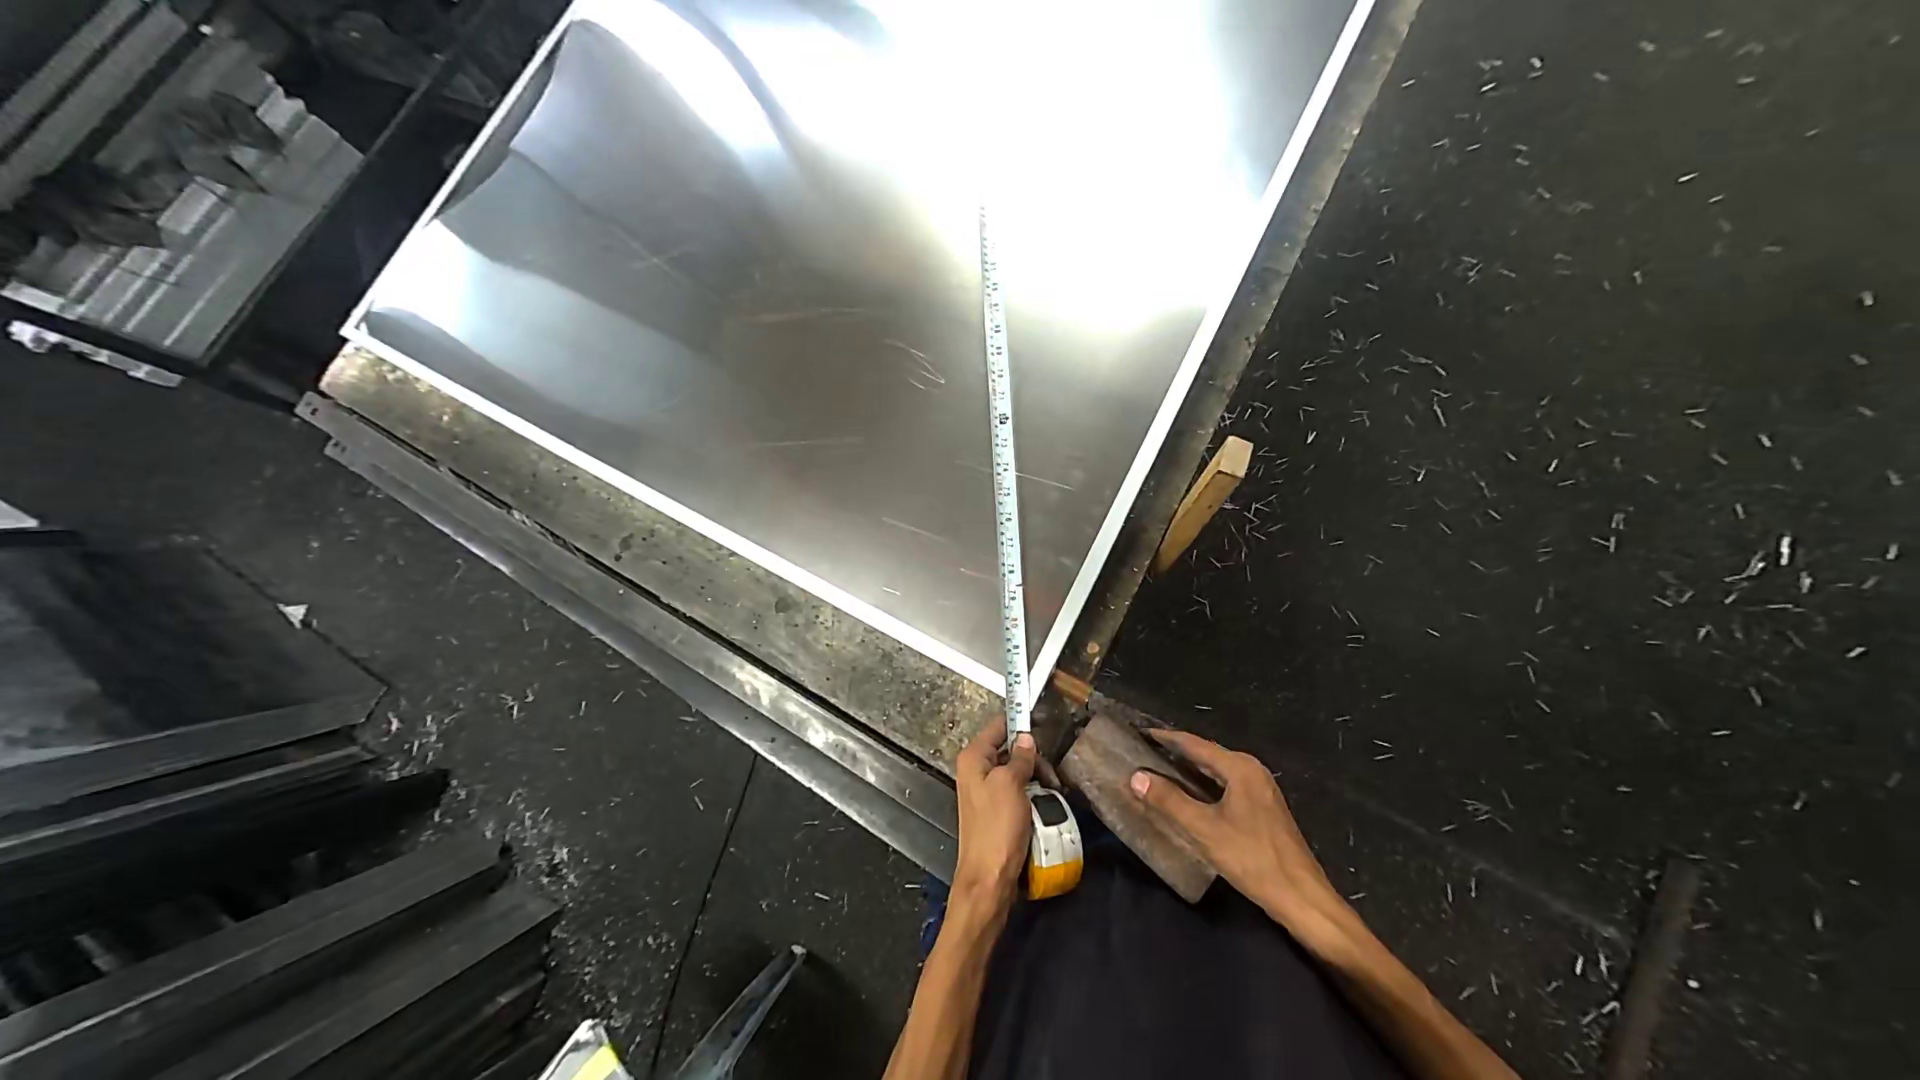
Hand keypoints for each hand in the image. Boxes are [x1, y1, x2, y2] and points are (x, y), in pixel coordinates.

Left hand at [952, 716, 1037, 916]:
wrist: (990, 877)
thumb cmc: (998, 827)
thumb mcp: (1011, 785)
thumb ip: (1020, 758)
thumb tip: (1027, 739)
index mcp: (973, 758)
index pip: (997, 726)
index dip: (1019, 724)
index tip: (1044, 726)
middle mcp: (976, 771)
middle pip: (1009, 749)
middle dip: (1033, 758)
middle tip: (1052, 774)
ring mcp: (986, 791)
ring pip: (1017, 772)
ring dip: (1037, 778)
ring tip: (1054, 791)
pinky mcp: (997, 811)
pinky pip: (1018, 792)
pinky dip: (1033, 794)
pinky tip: (1046, 803)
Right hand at [1130, 730, 1349, 939]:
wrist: (1302, 898)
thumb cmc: (1253, 859)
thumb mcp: (1204, 830)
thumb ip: (1168, 800)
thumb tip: (1136, 776)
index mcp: (1240, 767)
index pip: (1193, 743)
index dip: (1164, 737)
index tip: (1137, 732)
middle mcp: (1251, 770)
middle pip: (1205, 754)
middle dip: (1174, 752)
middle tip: (1141, 752)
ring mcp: (1259, 789)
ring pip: (1215, 771)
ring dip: (1187, 769)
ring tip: (1156, 771)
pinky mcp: (1262, 808)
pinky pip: (1224, 785)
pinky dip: (1202, 785)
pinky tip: (1186, 796)